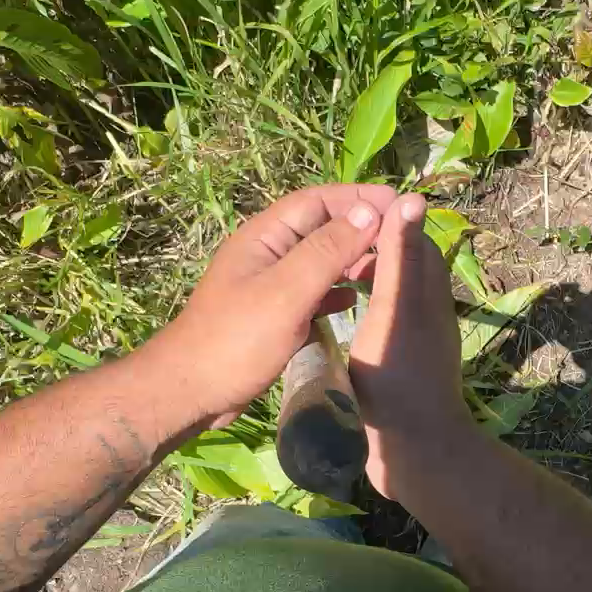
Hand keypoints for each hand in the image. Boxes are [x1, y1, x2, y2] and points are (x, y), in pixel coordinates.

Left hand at [153, 184, 394, 425]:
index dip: (358, 198)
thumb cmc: (236, 340)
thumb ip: (326, 251)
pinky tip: (355, 302)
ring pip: (319, 262)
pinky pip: (312, 293)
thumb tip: (368, 212)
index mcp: (265, 237)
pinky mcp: (273, 316)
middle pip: (321, 228)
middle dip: (359, 228)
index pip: (318, 201)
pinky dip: (335, 293)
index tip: (398, 204)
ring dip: (351, 259)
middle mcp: (268, 255)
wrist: (191, 393)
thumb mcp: (286, 292)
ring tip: (385, 267)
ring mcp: (269, 286)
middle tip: (401, 238)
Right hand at [349, 193, 476, 499]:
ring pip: (397, 300)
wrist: (411, 448)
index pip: (416, 242)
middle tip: (335, 247)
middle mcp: (430, 314)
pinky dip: (369, 314)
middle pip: (407, 269)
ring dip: (371, 284)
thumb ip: (400, 257)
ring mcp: (419, 344)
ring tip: (333, 279)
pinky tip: (342, 323)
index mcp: (428, 295)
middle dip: (377, 251)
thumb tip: (412, 199)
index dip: (388, 224)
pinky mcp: (405, 369)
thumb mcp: (394, 307)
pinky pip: (388, 328)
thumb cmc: (396, 373)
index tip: (350, 217)